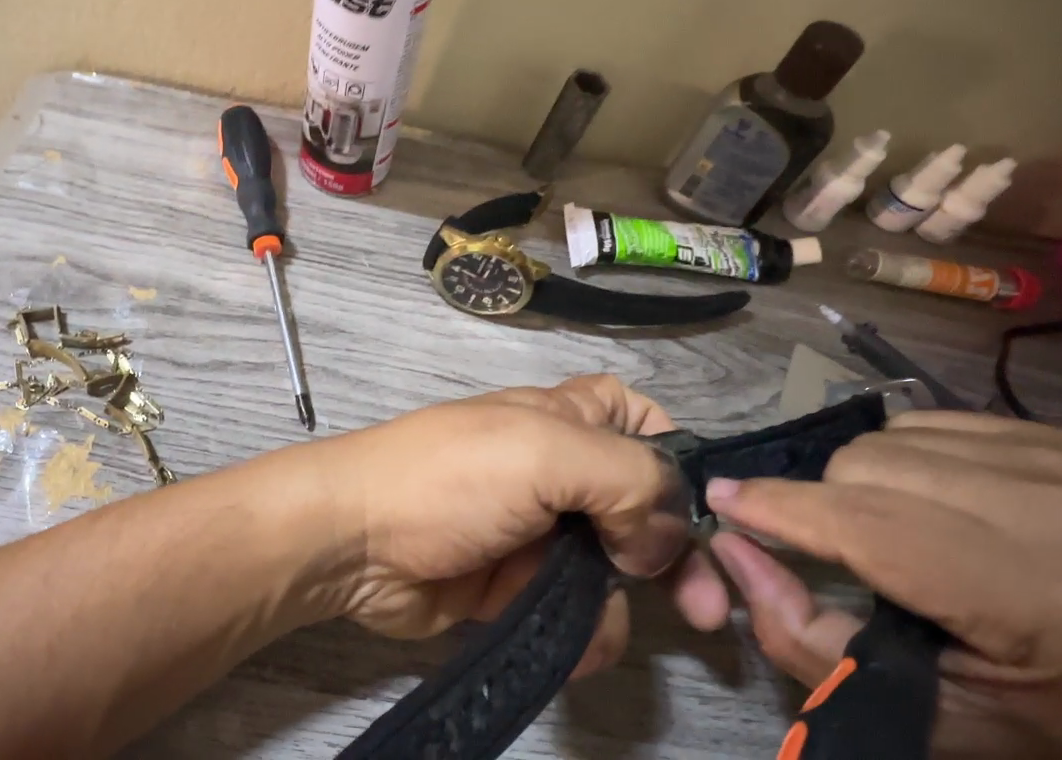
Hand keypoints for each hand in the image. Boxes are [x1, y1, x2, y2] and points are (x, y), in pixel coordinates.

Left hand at [301, 375, 732, 675]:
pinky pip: (572, 613)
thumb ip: (626, 478)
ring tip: (597, 624)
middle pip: (639, 506)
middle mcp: (555, 472)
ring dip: (617, 604)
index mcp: (562, 420)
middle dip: (676, 554)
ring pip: (611, 570)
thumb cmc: (450, 478)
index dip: (670, 448)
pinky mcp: (514, 587)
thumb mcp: (543, 452)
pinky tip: (571, 647)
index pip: (634, 415)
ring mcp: (534, 533)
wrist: (354, 543)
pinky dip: (580, 633)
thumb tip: (666, 534)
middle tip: (707, 608)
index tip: (700, 502)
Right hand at [704, 410, 1061, 758]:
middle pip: (866, 467)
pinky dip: (900, 460)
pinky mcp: (1060, 438)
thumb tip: (731, 548)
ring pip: (885, 437)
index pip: (869, 527)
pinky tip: (930, 505)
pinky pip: (924, 422)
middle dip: (823, 504)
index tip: (719, 500)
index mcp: (1042, 601)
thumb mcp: (931, 716)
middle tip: (827, 551)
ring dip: (859, 481)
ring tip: (888, 532)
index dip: (780, 509)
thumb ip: (807, 638)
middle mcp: (1058, 511)